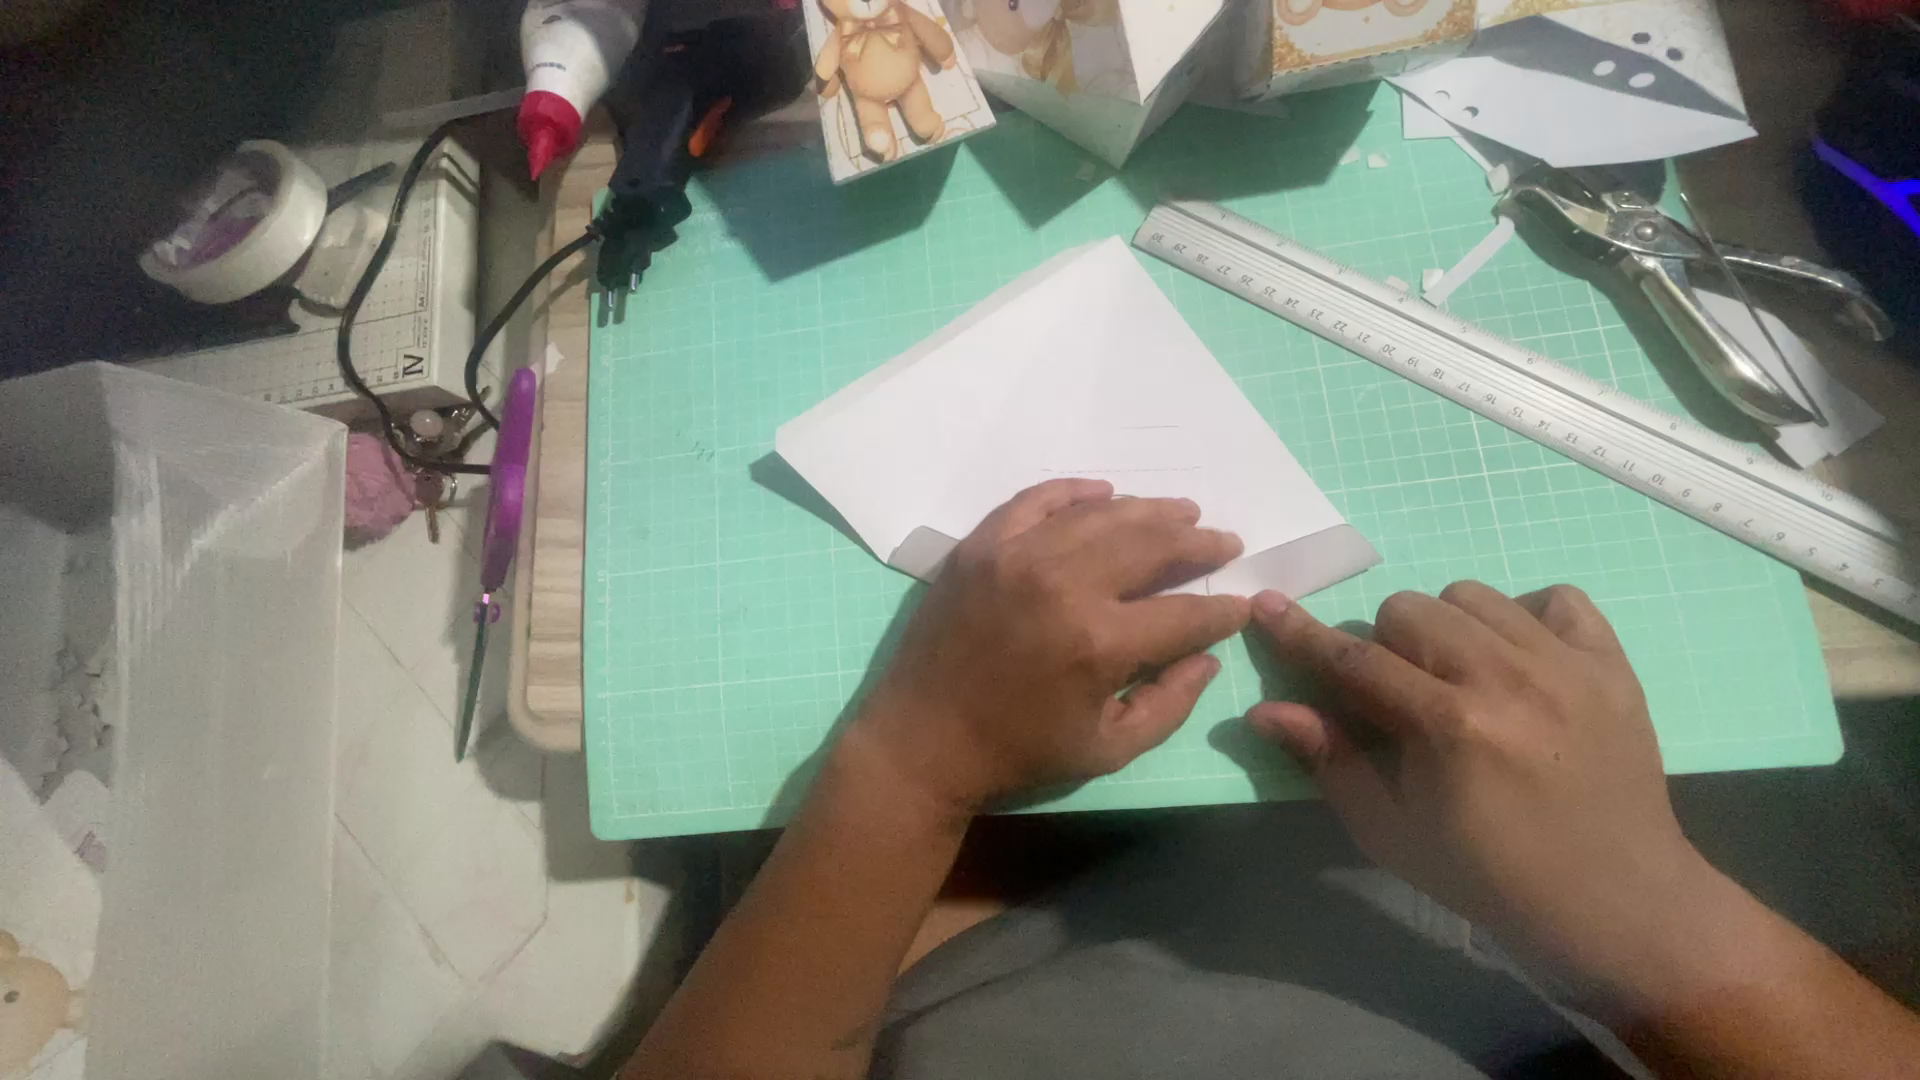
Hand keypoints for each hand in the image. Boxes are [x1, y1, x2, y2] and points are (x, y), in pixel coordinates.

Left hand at [846, 479, 1250, 818]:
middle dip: (1197, 543)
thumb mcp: (1106, 750)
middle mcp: (1062, 583)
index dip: (1222, 610)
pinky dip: (1073, 490)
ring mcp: (1015, 556)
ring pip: (1100, 515)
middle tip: (1222, 541)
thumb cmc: (1016, 753)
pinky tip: (1104, 491)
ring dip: (1148, 511)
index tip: (1240, 603)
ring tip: (1180, 512)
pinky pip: (1035, 500)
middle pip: (1150, 545)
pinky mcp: (980, 545)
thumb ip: (1169, 703)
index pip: (1185, 613)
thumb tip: (1208, 656)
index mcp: (1098, 642)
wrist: (921, 740)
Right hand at [1247, 583, 1720, 997]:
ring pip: (1471, 595)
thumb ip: (1326, 756)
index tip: (1266, 604)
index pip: (1354, 660)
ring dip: (1447, 628)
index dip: (1301, 632)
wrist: (1619, 906)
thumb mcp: (1386, 826)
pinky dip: (1525, 618)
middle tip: (1402, 692)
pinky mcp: (1614, 667)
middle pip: (1409, 609)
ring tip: (1460, 676)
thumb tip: (1263, 710)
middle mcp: (1509, 681)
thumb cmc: (1484, 870)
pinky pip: (1557, 597)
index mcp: (1450, 726)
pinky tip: (1520, 661)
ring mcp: (1569, 668)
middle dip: (1386, 645)